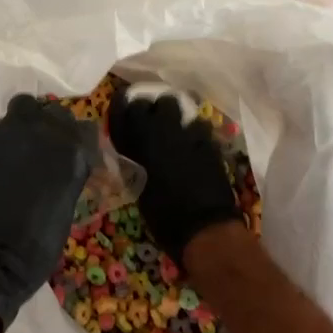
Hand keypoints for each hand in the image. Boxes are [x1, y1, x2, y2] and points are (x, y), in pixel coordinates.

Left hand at [0, 95, 92, 332]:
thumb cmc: (34, 248)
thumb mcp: (65, 208)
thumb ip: (66, 175)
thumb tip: (62, 166)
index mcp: (71, 151)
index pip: (86, 130)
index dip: (81, 142)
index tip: (77, 154)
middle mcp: (41, 131)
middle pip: (55, 113)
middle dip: (53, 128)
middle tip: (46, 149)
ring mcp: (7, 130)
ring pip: (23, 108)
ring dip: (25, 122)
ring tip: (19, 145)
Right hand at [107, 86, 241, 264]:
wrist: (205, 228)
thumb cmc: (165, 217)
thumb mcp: (139, 190)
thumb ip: (134, 163)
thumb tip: (131, 151)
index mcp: (139, 143)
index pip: (126, 110)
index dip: (124, 108)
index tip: (125, 112)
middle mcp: (161, 131)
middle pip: (153, 104)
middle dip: (151, 110)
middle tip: (151, 122)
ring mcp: (187, 134)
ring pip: (176, 107)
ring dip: (173, 115)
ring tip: (173, 128)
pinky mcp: (208, 142)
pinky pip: (198, 125)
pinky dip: (193, 130)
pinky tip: (193, 142)